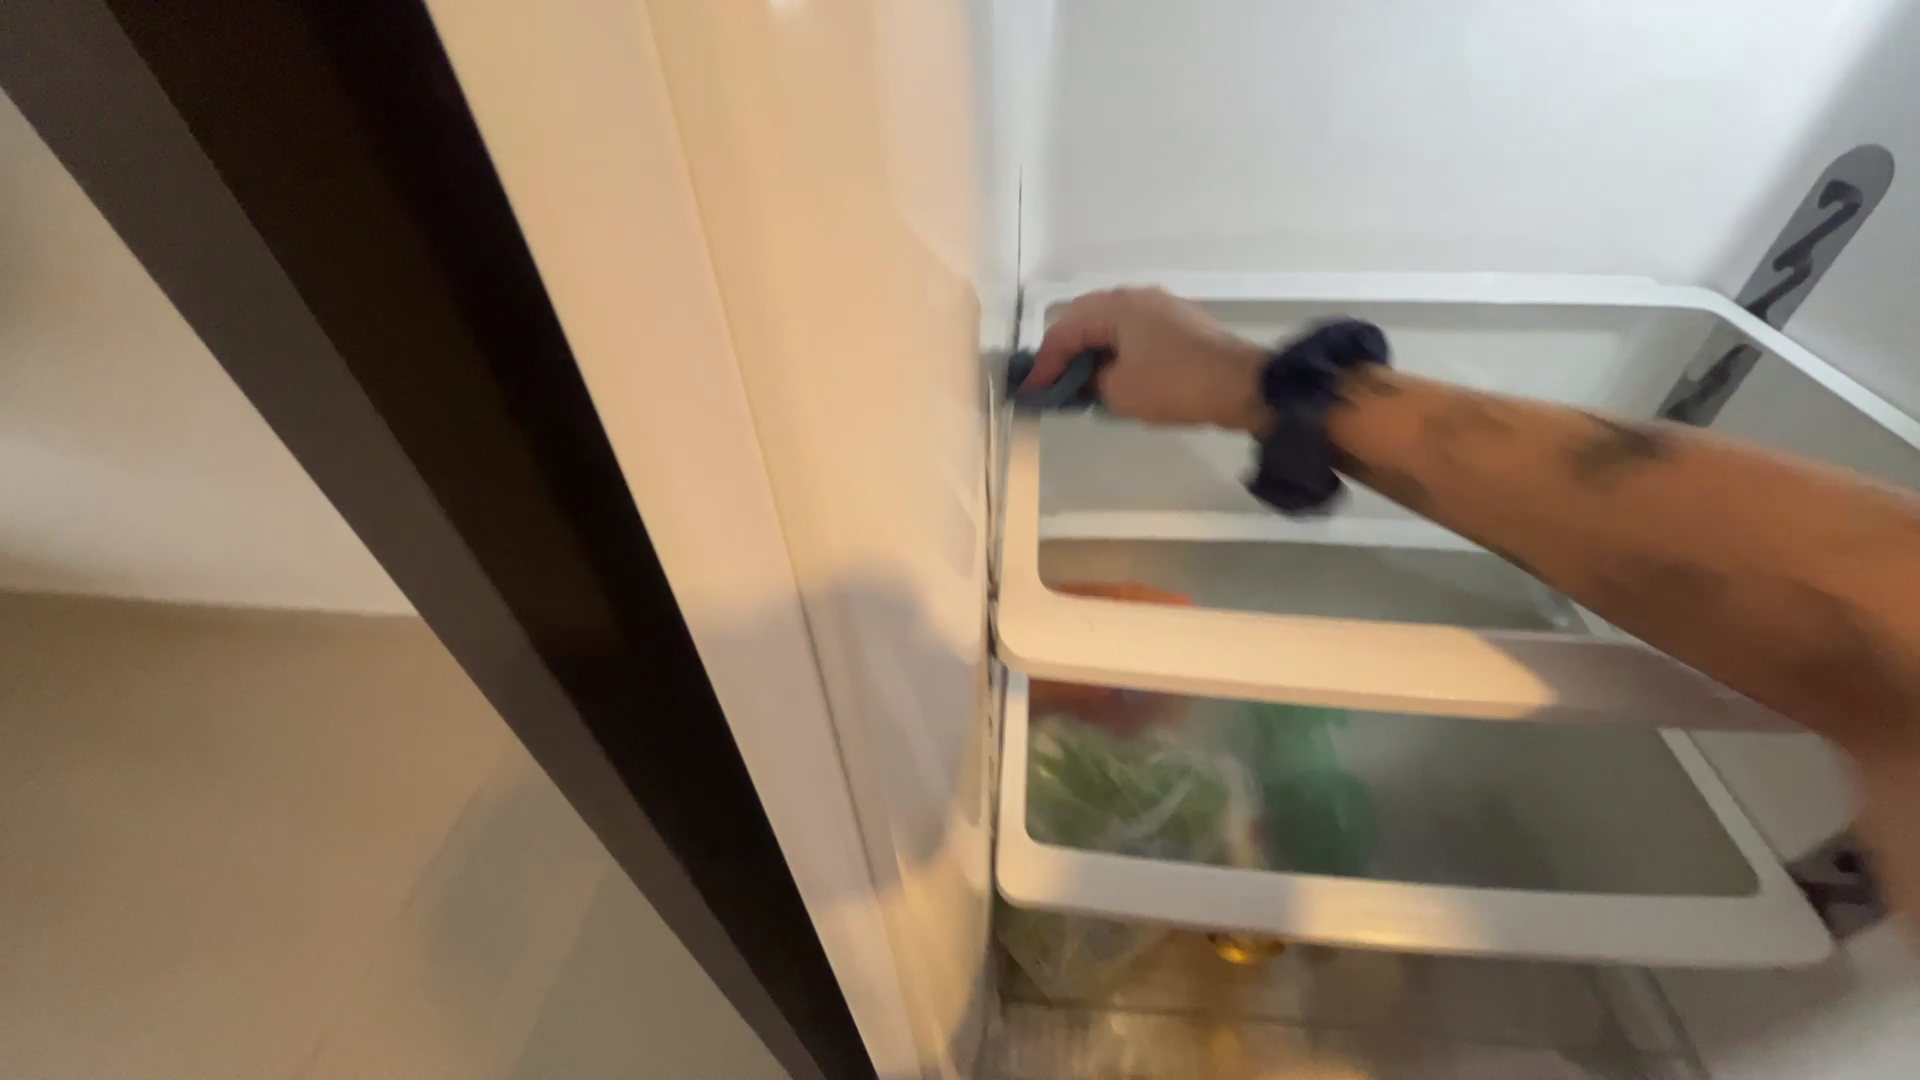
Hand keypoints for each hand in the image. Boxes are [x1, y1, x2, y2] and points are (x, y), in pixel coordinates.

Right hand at [1027, 287, 1269, 432]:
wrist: (1241, 385)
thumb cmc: (1173, 384)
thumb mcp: (1118, 392)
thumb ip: (1091, 383)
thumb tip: (1088, 379)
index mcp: (1114, 307)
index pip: (1064, 332)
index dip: (1044, 364)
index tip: (1032, 391)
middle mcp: (1135, 297)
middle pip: (1084, 321)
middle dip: (1065, 353)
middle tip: (1052, 383)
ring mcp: (1160, 307)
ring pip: (1110, 326)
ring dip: (1091, 352)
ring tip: (1079, 382)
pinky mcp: (1178, 324)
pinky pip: (1133, 334)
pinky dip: (1115, 353)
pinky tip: (1113, 376)